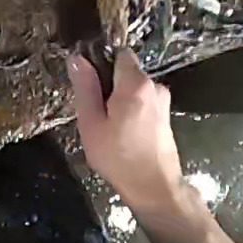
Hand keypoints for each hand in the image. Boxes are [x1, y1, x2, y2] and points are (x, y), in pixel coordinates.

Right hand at [70, 48, 189, 217]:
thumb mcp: (92, 123)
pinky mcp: (165, 116)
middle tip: (96, 114)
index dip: (102, 64)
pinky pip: (143, 103)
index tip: (90, 84)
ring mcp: (163, 102)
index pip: (120, 53)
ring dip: (120, 102)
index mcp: (136, 84)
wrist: (154, 188)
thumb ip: (85, 88)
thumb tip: (77, 58)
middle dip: (110, 86)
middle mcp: (154, 86)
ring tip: (109, 128)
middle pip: (127, 72)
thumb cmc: (118, 157)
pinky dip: (131, 112)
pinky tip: (123, 135)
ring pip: (134, 90)